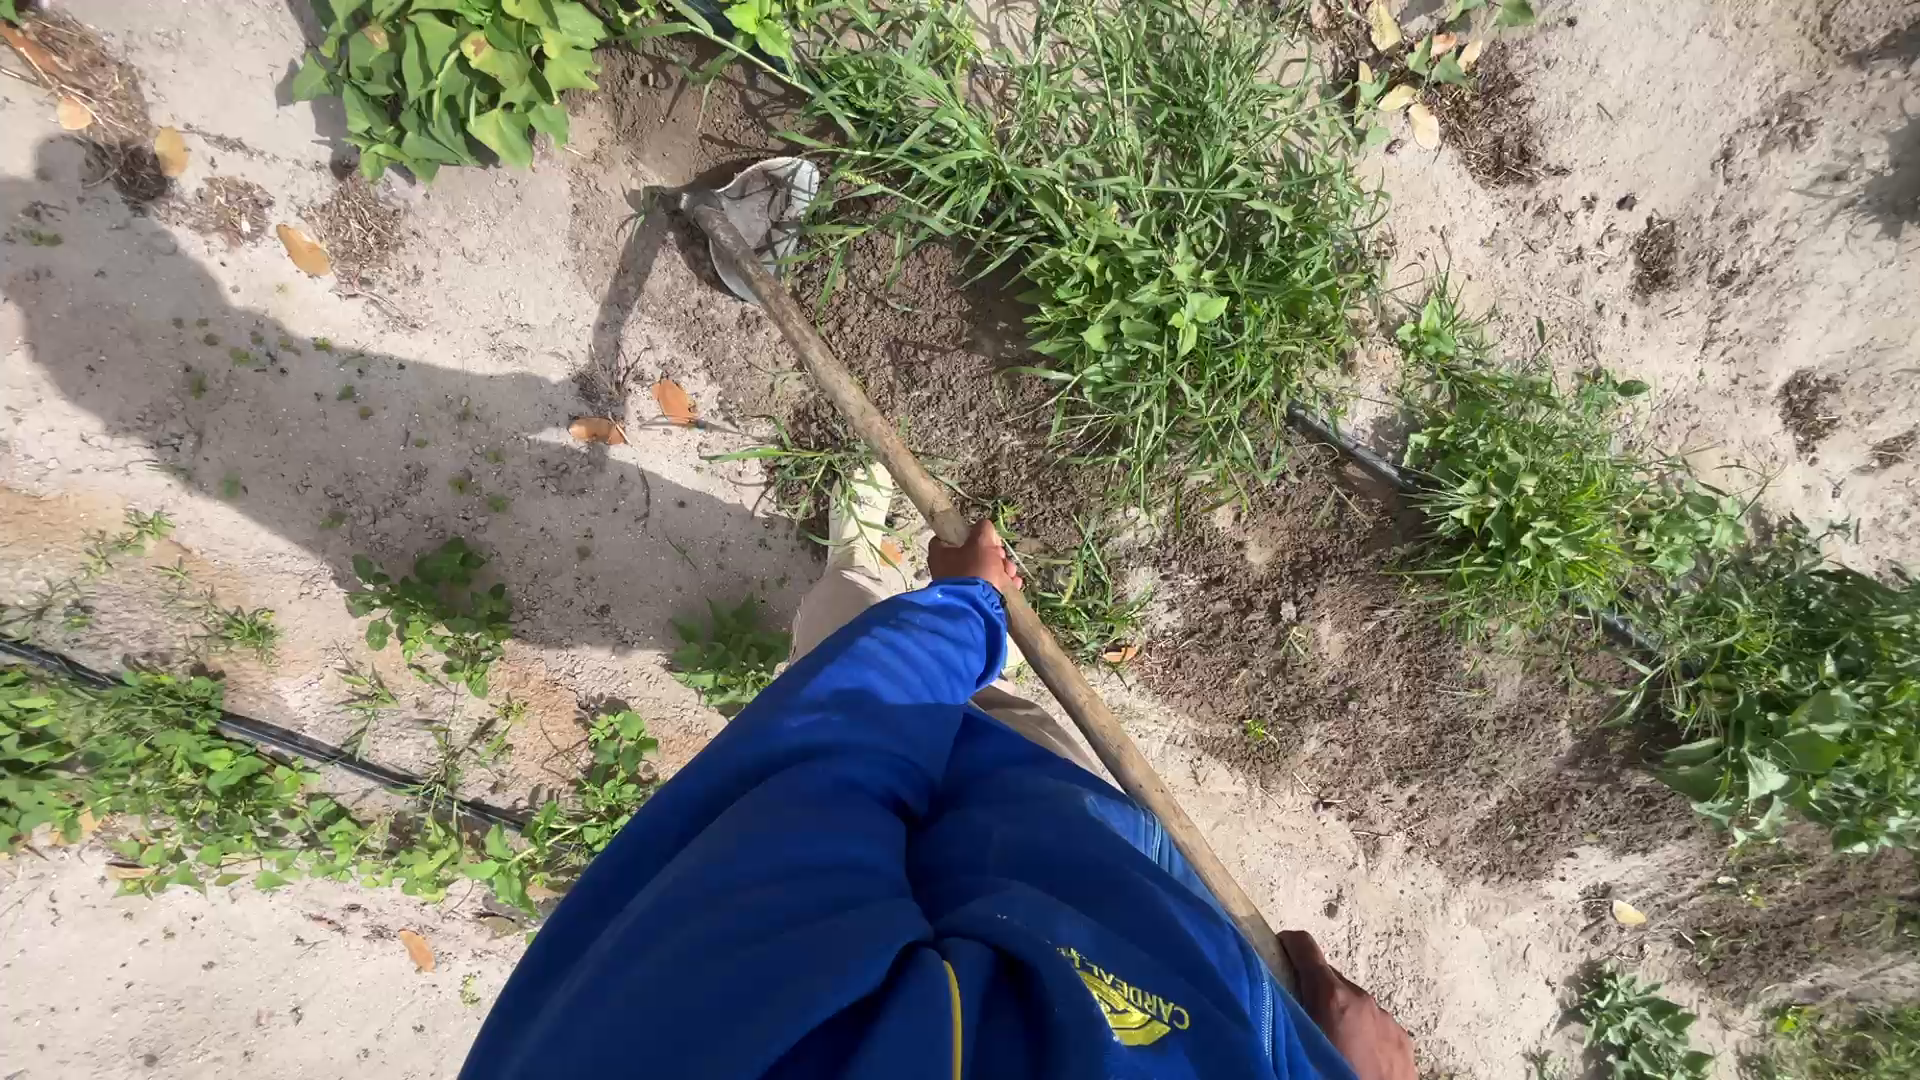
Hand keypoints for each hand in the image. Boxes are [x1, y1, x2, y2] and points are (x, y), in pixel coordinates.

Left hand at [928, 519, 1022, 596]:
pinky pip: (989, 587)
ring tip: (1010, 572)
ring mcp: (960, 587)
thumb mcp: (981, 543)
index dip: (968, 534)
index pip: (949, 537)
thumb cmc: (975, 570)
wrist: (977, 608)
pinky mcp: (973, 600)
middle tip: (1001, 557)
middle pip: (973, 554)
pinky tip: (1014, 583)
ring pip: (984, 570)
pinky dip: (1002, 583)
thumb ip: (983, 529)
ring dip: (1002, 568)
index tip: (983, 537)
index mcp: (940, 554)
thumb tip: (985, 526)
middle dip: (993, 554)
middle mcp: (946, 570)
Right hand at [1280, 931, 1415, 1079]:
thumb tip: (1267, 997)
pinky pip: (1374, 1022)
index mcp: (1332, 997)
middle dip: (1312, 989)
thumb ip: (1286, 1014)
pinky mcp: (1404, 1041)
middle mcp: (1361, 999)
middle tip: (1301, 1018)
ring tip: (1331, 1045)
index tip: (1276, 956)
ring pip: (1352, 1000)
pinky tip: (1356, 1058)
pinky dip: (1361, 1030)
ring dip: (1338, 1012)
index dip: (1286, 945)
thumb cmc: (1328, 1074)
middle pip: (1328, 976)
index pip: (1303, 945)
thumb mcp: (1298, 1043)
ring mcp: (1387, 1020)